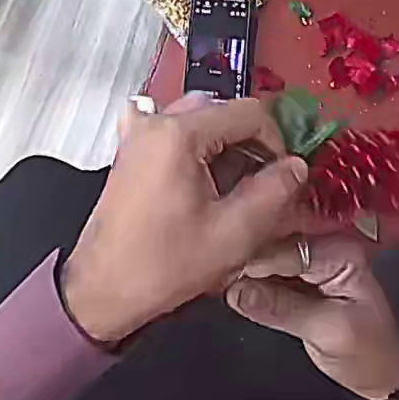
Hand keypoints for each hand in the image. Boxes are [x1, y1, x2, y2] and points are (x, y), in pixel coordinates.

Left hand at [61, 93, 307, 343]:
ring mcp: (139, 133)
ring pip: (200, 116)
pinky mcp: (132, 149)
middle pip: (224, 110)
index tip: (280, 173)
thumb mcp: (233, 234)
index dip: (276, 140)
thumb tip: (296, 166)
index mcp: (180, 135)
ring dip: (225, 141)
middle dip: (251, 141)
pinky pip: (171, 127)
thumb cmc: (160, 266)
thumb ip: (274, 192)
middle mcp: (156, 123)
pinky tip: (198, 167)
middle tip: (261, 179)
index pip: (249, 112)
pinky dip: (193, 141)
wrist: (102, 289)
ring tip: (232, 181)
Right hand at [227, 235, 398, 399]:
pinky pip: (267, 272)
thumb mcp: (329, 332)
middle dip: (244, 260)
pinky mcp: (298, 275)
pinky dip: (249, 280)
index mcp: (340, 250)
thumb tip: (235, 291)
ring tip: (211, 278)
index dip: (252, 259)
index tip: (216, 269)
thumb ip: (282, 308)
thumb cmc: (368, 353)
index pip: (287, 249)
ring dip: (242, 269)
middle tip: (209, 273)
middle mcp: (324, 245)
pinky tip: (227, 285)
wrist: (383, 374)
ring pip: (266, 257)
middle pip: (274, 246)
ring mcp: (310, 259)